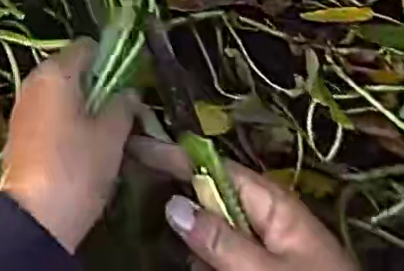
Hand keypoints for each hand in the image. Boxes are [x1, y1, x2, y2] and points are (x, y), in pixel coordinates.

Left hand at [0, 39, 138, 251]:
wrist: (33, 219)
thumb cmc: (76, 168)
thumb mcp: (111, 137)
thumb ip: (123, 106)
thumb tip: (128, 92)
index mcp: (56, 71)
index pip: (86, 46)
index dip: (110, 59)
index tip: (127, 82)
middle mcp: (35, 78)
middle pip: (73, 69)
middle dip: (98, 86)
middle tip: (121, 110)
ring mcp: (24, 103)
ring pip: (61, 93)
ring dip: (83, 105)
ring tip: (105, 131)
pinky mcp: (19, 128)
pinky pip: (48, 111)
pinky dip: (66, 120)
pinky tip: (81, 144)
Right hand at [129, 136, 356, 270]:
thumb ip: (221, 242)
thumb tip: (173, 203)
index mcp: (270, 203)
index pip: (211, 166)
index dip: (172, 154)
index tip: (132, 144)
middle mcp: (265, 218)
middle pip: (208, 196)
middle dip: (177, 195)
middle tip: (133, 185)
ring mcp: (265, 250)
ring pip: (213, 231)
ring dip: (190, 236)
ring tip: (153, 225)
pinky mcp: (263, 269)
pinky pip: (226, 257)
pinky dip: (205, 258)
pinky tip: (190, 259)